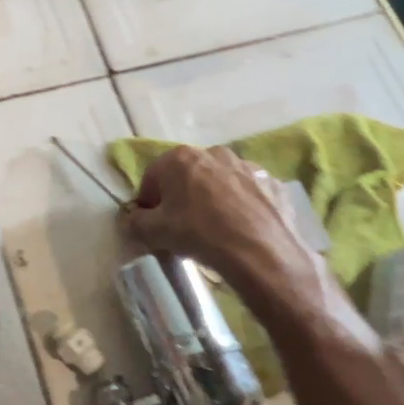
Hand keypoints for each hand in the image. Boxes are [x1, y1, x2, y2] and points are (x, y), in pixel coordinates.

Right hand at [122, 145, 310, 290]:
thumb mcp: (153, 232)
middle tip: (182, 226)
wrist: (259, 251)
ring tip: (214, 229)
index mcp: (180, 158)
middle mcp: (213, 153)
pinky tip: (240, 228)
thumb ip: (134, 222)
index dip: (148, 203)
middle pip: (187, 176)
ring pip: (218, 181)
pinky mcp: (272, 183)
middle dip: (181, 197)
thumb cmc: (199, 233)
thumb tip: (131, 220)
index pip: (152, 178)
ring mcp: (247, 165)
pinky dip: (240, 205)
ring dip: (211, 198)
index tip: (152, 224)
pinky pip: (247, 192)